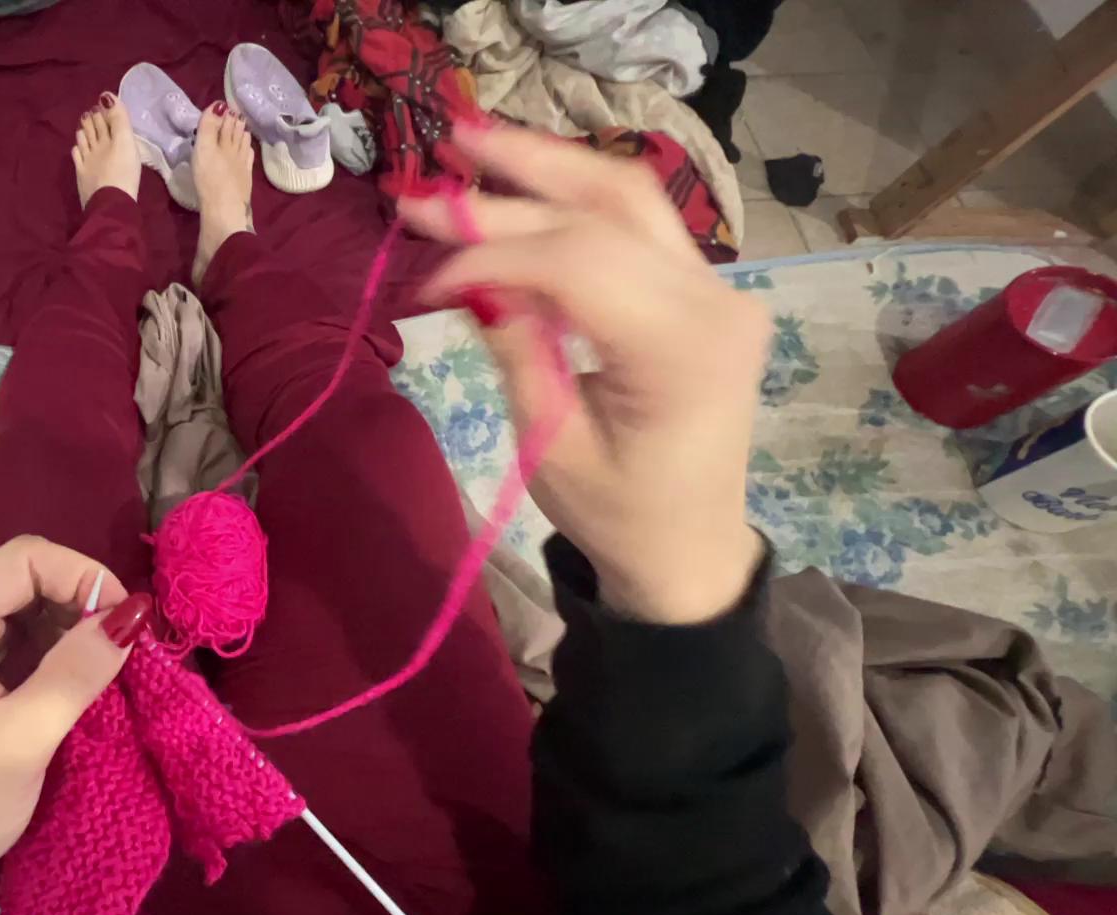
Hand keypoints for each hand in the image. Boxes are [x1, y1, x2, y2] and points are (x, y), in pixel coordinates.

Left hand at [0, 536, 151, 914]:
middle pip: (24, 576)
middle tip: (124, 649)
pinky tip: (78, 679)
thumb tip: (133, 614)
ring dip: (72, 627)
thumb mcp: (20, 743)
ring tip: (106, 667)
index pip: (22, 560)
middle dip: (81, 602)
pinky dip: (55, 649)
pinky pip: (18, 637)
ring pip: (25, 605)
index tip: (127, 621)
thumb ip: (75, 673)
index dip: (83, 575)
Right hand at [399, 125, 768, 623]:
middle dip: (516, 178)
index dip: (489, 255)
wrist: (686, 546)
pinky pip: (630, 230)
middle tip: (438, 158)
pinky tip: (519, 191)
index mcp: (682, 349)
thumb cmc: (614, 515)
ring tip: (477, 145)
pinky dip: (566, 206)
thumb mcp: (550, 447)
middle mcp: (714, 298)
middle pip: (609, 205)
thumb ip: (519, 352)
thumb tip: (472, 283)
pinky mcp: (694, 292)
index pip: (575, 262)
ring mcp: (713, 288)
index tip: (423, 285)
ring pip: (626, 198)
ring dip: (546, 166)